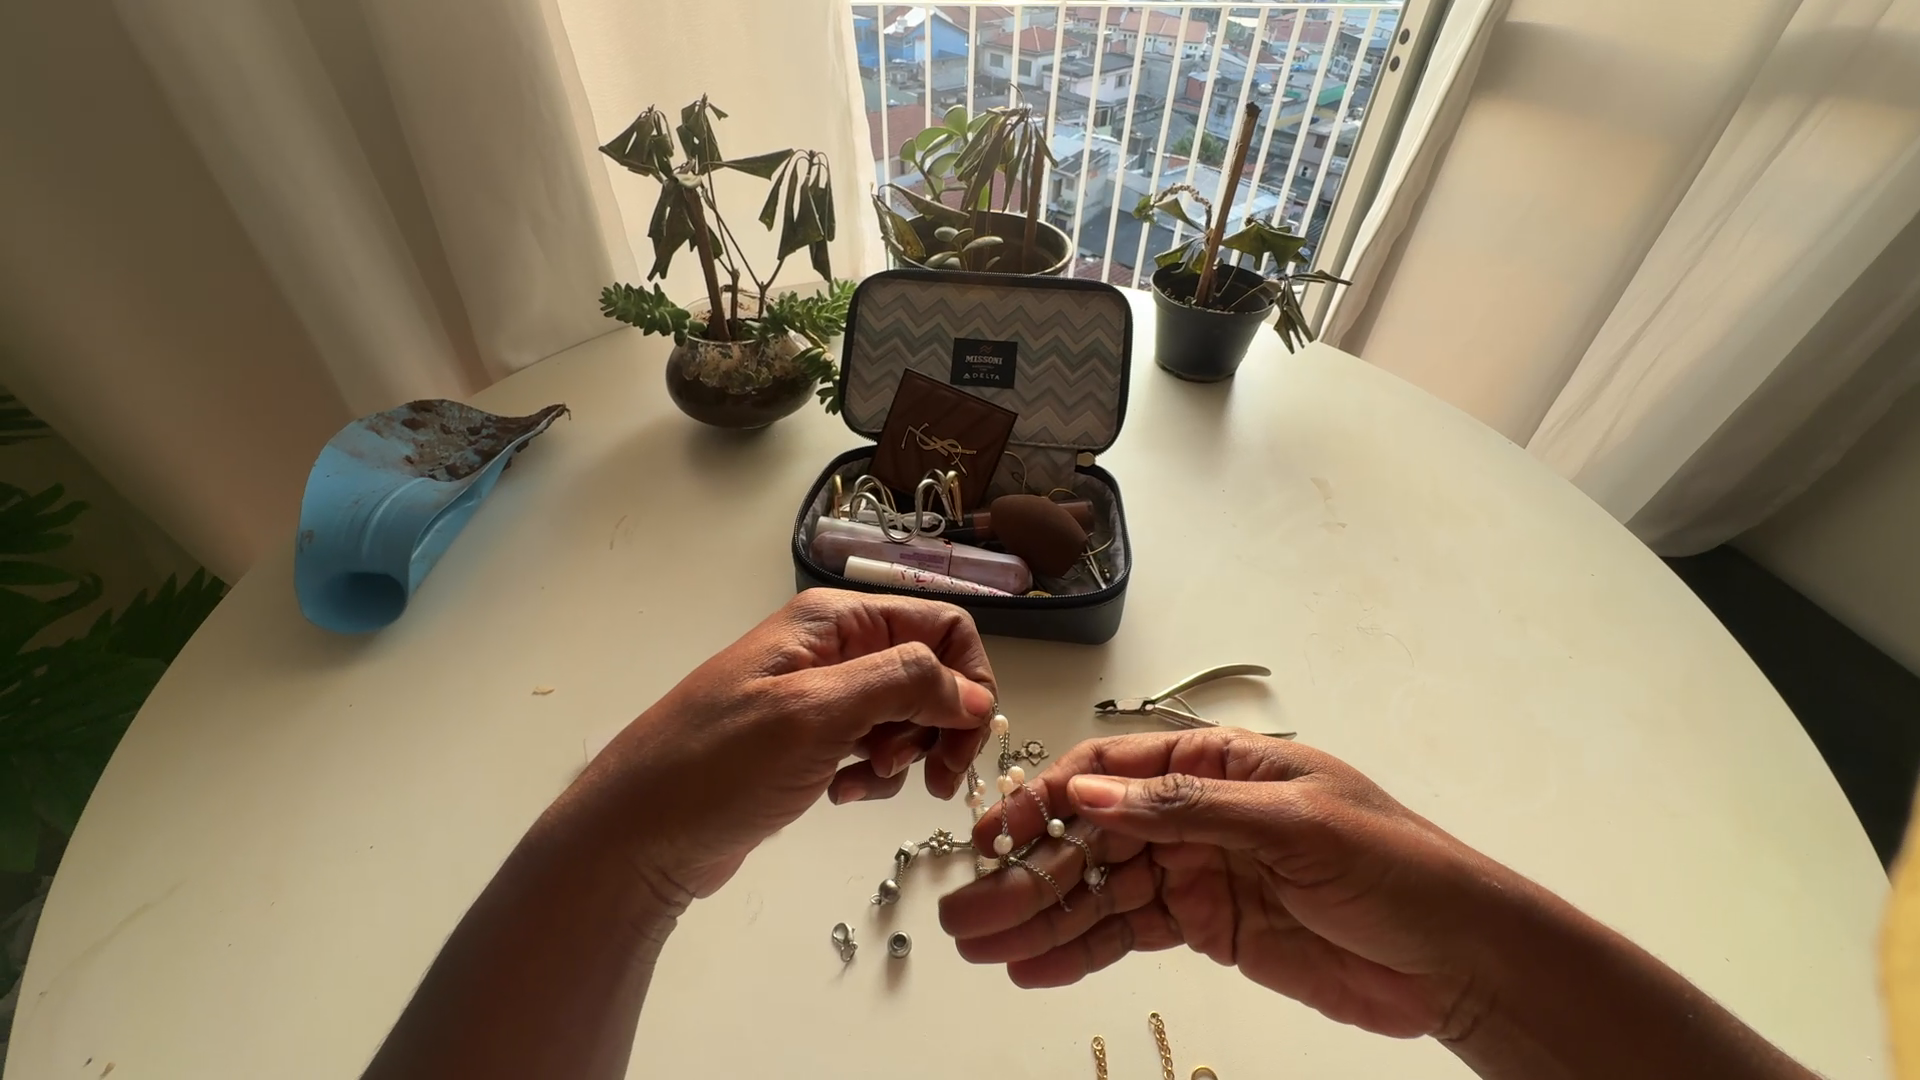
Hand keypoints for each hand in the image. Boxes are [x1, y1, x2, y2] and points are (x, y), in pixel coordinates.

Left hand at [567, 589, 996, 911]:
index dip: (965, 677)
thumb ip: (904, 685)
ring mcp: (822, 697)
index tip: (963, 736)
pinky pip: (872, 748)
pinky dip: (871, 776)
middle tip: (928, 773)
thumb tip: (977, 694)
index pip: (940, 626)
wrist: (637, 837)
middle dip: (937, 723)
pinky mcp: (812, 743)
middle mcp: (835, 649)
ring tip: (862, 782)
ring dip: (903, 754)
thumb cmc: (721, 763)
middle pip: (930, 672)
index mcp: (837, 621)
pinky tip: (840, 796)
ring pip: (906, 714)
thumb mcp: (818, 712)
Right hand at [938, 730, 1538, 1039]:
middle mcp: (1188, 812)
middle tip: (969, 909)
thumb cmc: (1390, 865)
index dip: (1047, 797)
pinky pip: (1126, 934)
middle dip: (1027, 870)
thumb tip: (1087, 791)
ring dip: (1039, 914)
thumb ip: (1185, 807)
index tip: (996, 832)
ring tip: (981, 942)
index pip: (1109, 770)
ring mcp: (1190, 871)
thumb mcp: (1292, 822)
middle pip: (1089, 836)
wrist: (1460, 962)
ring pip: (1098, 890)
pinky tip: (1031, 965)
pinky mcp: (1200, 928)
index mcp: (1208, 764)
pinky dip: (1079, 950)